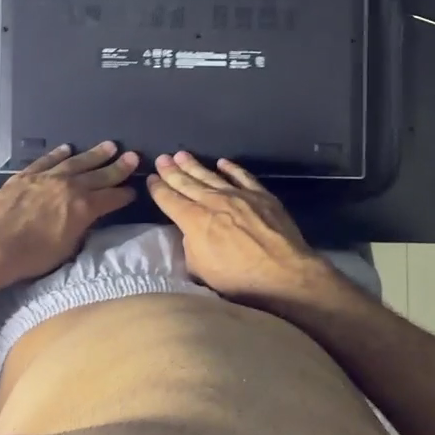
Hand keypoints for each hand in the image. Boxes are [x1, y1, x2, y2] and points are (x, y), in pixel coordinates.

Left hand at [0, 142, 139, 286]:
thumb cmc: (32, 256)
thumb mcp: (67, 249)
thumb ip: (80, 230)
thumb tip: (87, 220)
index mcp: (84, 208)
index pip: (111, 198)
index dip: (124, 194)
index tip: (133, 190)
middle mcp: (69, 187)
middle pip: (99, 175)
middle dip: (118, 167)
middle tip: (133, 157)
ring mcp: (47, 177)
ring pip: (76, 162)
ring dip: (94, 154)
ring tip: (109, 146)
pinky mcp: (26, 175)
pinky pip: (47, 160)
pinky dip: (58, 153)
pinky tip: (67, 148)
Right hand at [146, 152, 330, 303]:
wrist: (283, 274)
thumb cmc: (238, 279)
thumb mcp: (200, 270)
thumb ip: (191, 247)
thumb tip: (190, 234)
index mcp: (193, 220)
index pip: (169, 199)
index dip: (158, 188)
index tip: (151, 178)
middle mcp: (212, 201)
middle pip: (187, 183)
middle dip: (172, 171)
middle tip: (162, 158)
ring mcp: (238, 195)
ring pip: (211, 175)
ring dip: (194, 165)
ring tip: (181, 155)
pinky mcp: (261, 196)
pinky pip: (242, 176)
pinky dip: (231, 168)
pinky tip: (222, 163)